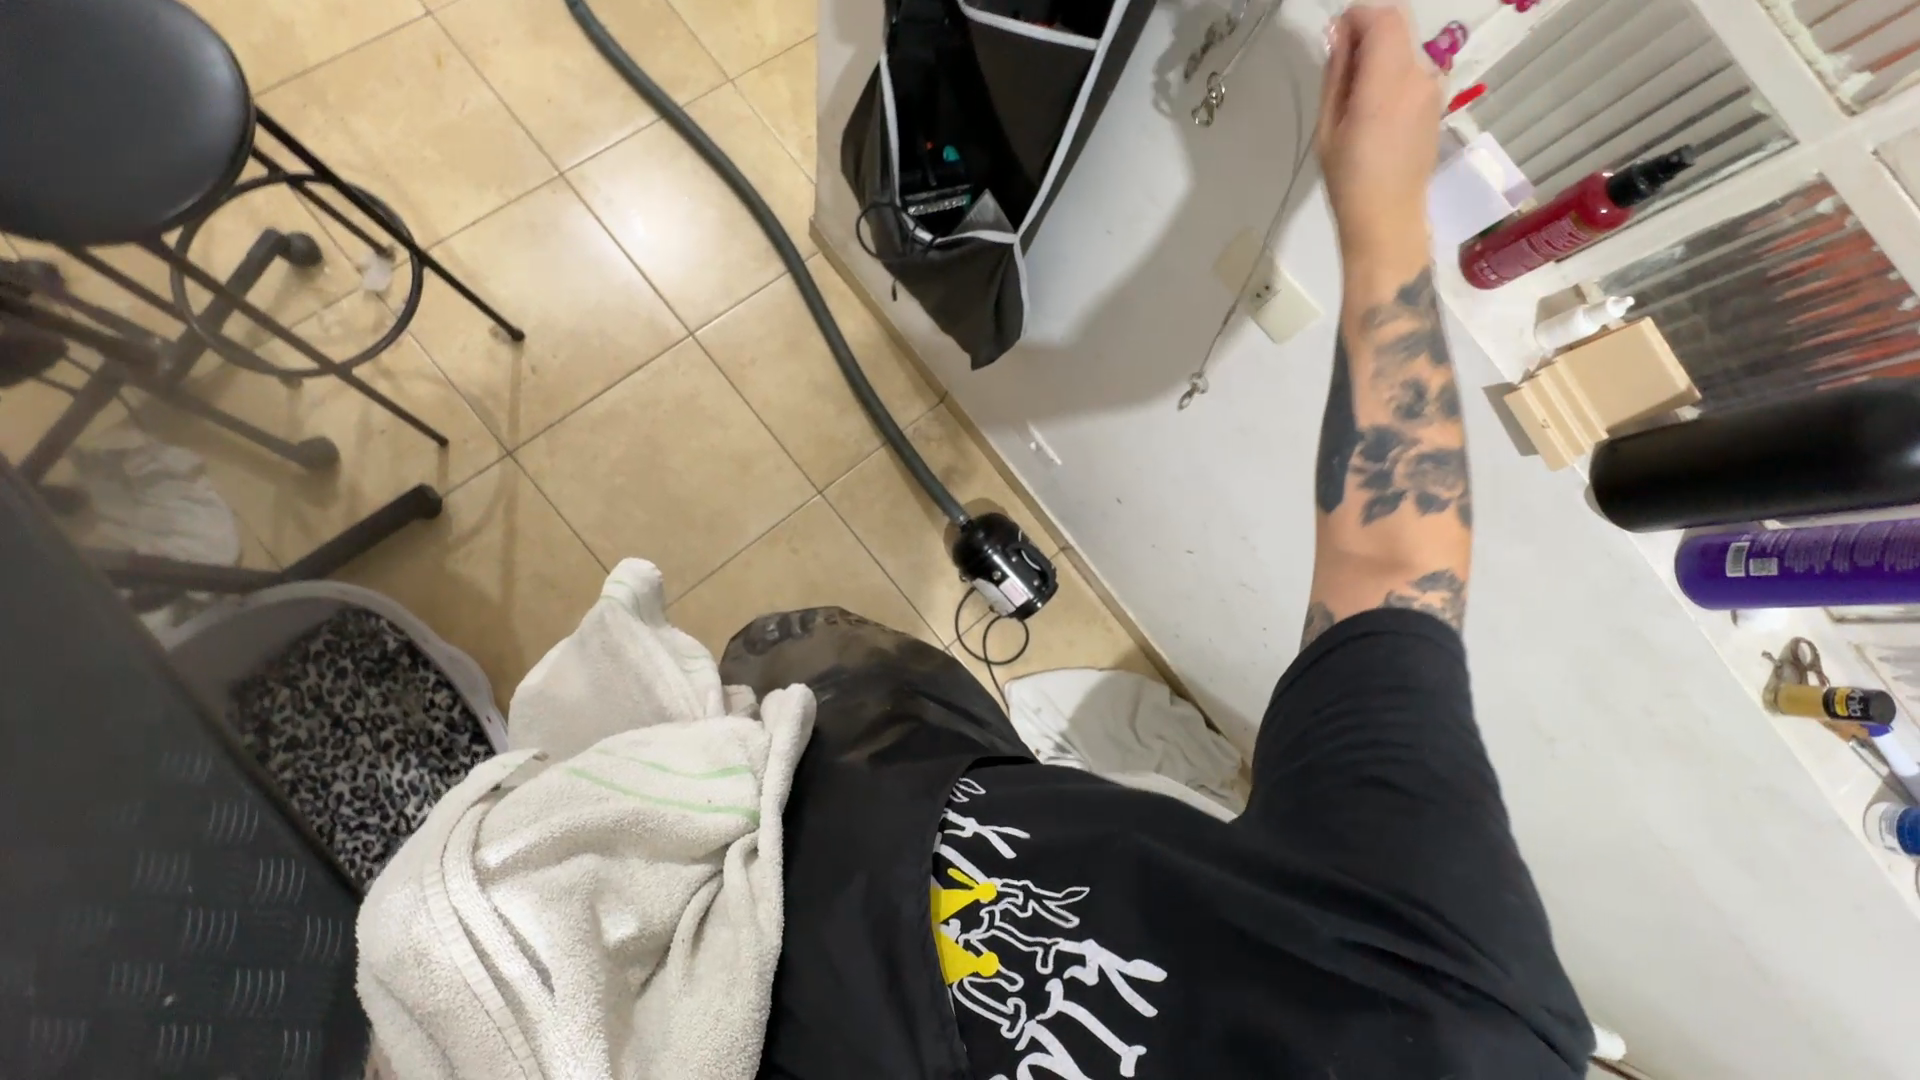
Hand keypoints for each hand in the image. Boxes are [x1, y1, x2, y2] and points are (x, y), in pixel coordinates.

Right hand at [1315, 5, 1443, 266]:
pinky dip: (1393, 75)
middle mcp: (1419, 75)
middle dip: (1369, 32)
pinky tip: (1374, 112)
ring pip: (1405, 49)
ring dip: (1381, 57)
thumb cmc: (1348, 180)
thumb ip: (1337, 76)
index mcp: (1386, 81)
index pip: (1382, 18)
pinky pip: (1413, 72)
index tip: (1335, 35)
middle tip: (1341, 66)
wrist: (1387, 219)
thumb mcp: (1328, 129)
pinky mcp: (1437, 101)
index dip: (1357, 16)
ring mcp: (1433, 87)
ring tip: (1355, 98)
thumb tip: (1339, 36)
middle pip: (1398, 26)